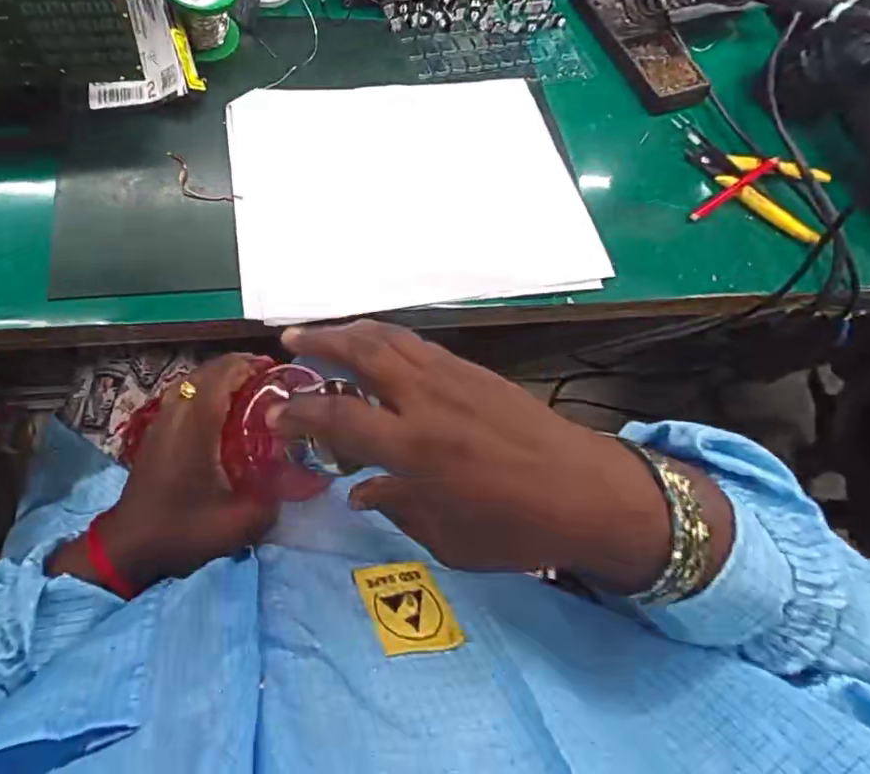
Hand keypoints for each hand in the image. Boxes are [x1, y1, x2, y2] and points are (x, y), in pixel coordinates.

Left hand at [52, 354, 279, 594]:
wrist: (130, 543)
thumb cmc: (182, 529)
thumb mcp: (237, 524)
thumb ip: (271, 500)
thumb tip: (293, 478)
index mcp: (196, 421)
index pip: (224, 372)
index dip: (251, 365)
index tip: (279, 372)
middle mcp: (177, 409)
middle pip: (209, 370)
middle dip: (240, 367)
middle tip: (270, 380)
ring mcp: (162, 416)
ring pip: (194, 379)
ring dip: (221, 377)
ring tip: (250, 390)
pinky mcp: (156, 428)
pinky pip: (183, 393)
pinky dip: (205, 389)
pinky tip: (222, 411)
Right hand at [271, 321, 732, 593]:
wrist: (595, 494)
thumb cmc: (518, 529)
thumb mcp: (448, 538)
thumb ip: (395, 507)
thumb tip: (358, 491)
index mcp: (415, 449)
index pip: (338, 418)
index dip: (299, 414)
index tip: (274, 416)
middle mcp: (425, 402)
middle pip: (359, 354)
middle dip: (317, 342)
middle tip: (288, 341)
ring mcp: (450, 378)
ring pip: (387, 338)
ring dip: (347, 330)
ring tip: (322, 331)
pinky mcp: (471, 369)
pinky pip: (415, 342)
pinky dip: (383, 336)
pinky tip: (373, 342)